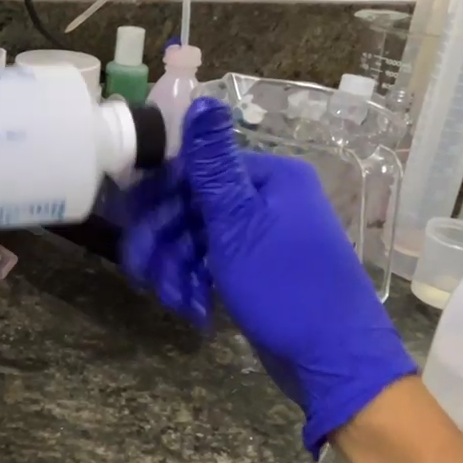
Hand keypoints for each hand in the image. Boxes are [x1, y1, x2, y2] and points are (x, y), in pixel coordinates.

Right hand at [121, 97, 415, 454]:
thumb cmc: (286, 287)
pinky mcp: (255, 268)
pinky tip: (192, 309)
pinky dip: (195, 282)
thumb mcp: (238, 224)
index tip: (128, 220)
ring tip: (172, 301)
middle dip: (163, 242)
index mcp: (267, 178)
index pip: (195, 169)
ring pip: (196, 238)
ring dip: (176, 269)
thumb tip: (202, 100)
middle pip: (191, 206)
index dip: (157, 195)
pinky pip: (211, 263)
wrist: (334, 362)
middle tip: (141, 274)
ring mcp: (261, 235)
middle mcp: (266, 199)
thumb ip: (212, 167)